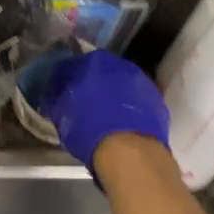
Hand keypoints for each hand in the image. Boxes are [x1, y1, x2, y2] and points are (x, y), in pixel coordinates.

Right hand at [32, 50, 169, 166]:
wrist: (130, 151)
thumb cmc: (89, 130)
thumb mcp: (62, 116)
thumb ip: (58, 100)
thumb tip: (55, 96)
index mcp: (95, 62)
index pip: (75, 64)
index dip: (67, 79)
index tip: (62, 92)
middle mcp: (121, 65)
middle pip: (103, 72)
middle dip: (94, 85)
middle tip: (85, 104)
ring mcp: (143, 82)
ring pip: (124, 85)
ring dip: (115, 96)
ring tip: (106, 117)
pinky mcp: (158, 102)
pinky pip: (139, 101)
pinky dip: (131, 109)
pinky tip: (125, 125)